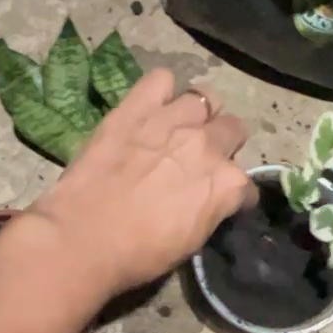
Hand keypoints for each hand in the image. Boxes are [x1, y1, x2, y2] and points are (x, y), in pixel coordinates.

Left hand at [26, 69, 251, 296]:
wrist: (85, 238)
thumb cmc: (140, 252)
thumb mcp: (193, 240)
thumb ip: (212, 209)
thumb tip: (213, 201)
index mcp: (228, 184)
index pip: (247, 185)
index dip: (236, 195)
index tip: (223, 201)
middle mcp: (209, 145)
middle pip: (234, 130)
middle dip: (225, 145)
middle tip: (201, 160)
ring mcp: (174, 120)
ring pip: (205, 98)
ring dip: (199, 115)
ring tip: (181, 128)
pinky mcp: (137, 107)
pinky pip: (161, 79)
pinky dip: (161, 91)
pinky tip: (152, 108)